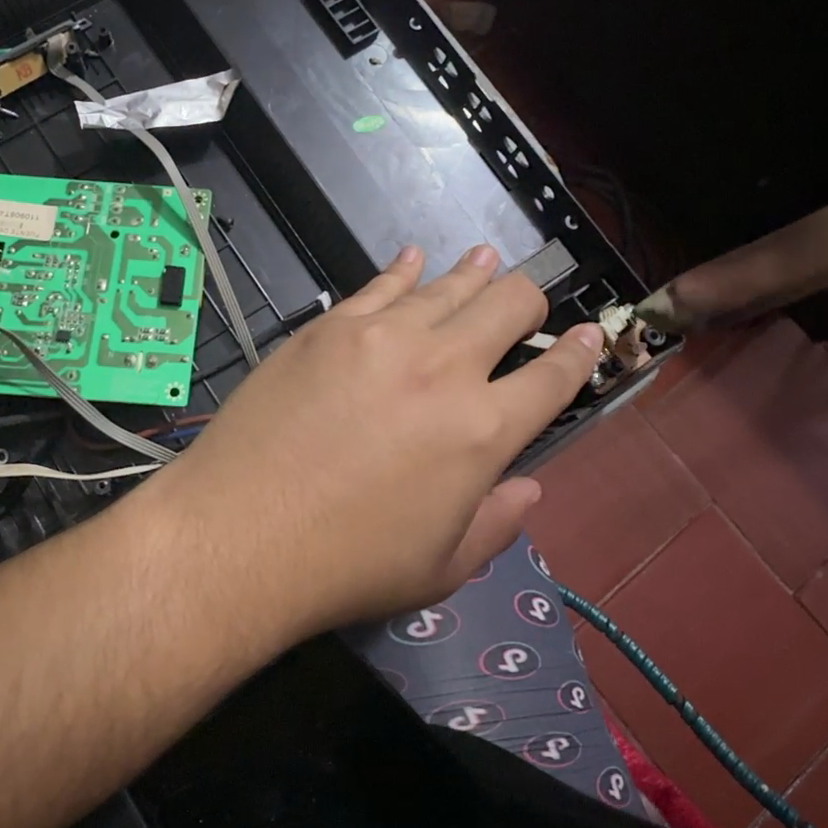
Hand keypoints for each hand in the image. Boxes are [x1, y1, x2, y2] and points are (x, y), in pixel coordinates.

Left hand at [144, 244, 604, 636]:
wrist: (239, 535)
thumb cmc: (346, 566)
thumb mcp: (441, 569)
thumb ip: (497, 523)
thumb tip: (530, 486)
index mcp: (483, 432)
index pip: (553, 378)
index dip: (579, 353)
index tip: (588, 336)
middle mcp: (443, 368)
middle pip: (507, 306)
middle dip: (528, 301)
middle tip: (526, 305)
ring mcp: (381, 337)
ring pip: (446, 286)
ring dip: (476, 273)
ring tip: (488, 260)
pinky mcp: (328, 328)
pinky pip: (379, 284)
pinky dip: (405, 269)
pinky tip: (415, 258)